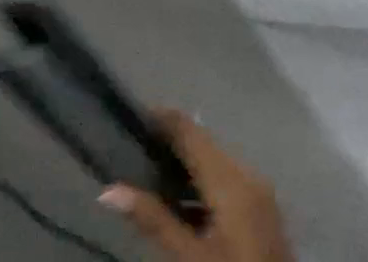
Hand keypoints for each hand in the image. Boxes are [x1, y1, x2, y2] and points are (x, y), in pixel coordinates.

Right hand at [101, 111, 293, 261]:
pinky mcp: (261, 212)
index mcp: (231, 181)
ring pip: (210, 161)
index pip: (188, 129)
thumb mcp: (190, 256)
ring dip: (179, 163)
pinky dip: (196, 181)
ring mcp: (259, 195)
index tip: (123, 120)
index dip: (155, 118)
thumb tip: (107, 190)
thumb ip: (151, 219)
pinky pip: (222, 180)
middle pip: (199, 142)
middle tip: (127, 150)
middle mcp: (248, 177)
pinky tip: (175, 201)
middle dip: (164, 143)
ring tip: (144, 174)